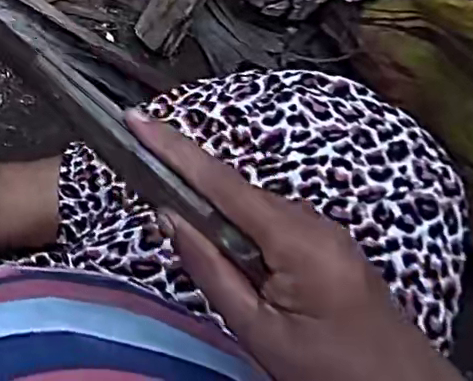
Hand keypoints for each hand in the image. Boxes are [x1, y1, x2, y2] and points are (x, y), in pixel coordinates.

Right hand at [127, 109, 461, 380]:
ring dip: (214, 210)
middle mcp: (312, 222)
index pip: (217, 180)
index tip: (133, 117)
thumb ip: (210, 270)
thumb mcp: (262, 336)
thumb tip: (168, 216)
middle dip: (188, 183)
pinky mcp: (328, 244)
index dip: (170, 145)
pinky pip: (267, 218)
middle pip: (231, 188)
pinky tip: (233, 254)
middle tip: (146, 180)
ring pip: (248, 204)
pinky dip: (238, 224)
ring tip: (191, 229)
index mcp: (297, 240)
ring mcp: (324, 230)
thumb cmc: (339, 378)